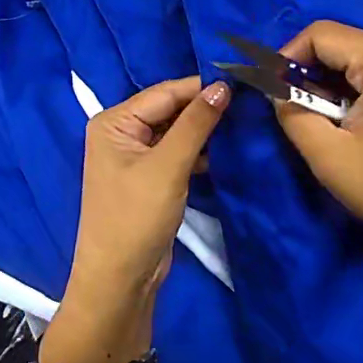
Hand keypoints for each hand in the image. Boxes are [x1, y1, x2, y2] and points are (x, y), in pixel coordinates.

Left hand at [45, 77, 227, 362]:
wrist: (120, 281)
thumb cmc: (136, 217)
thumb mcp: (168, 166)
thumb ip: (195, 124)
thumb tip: (223, 86)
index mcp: (114, 122)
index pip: (164, 93)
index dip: (201, 87)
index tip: (242, 81)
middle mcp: (121, 132)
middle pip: (169, 109)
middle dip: (204, 107)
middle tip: (249, 101)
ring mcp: (134, 156)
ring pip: (176, 131)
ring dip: (204, 129)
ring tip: (244, 121)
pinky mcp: (150, 177)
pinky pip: (177, 152)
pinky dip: (199, 151)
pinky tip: (226, 149)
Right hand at [273, 21, 362, 271]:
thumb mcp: (329, 157)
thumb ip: (293, 113)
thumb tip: (277, 90)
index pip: (322, 33)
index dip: (289, 56)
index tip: (276, 91)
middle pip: (343, 39)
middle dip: (311, 68)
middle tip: (297, 107)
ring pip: (360, 53)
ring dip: (333, 78)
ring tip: (326, 117)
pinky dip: (357, 85)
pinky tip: (355, 118)